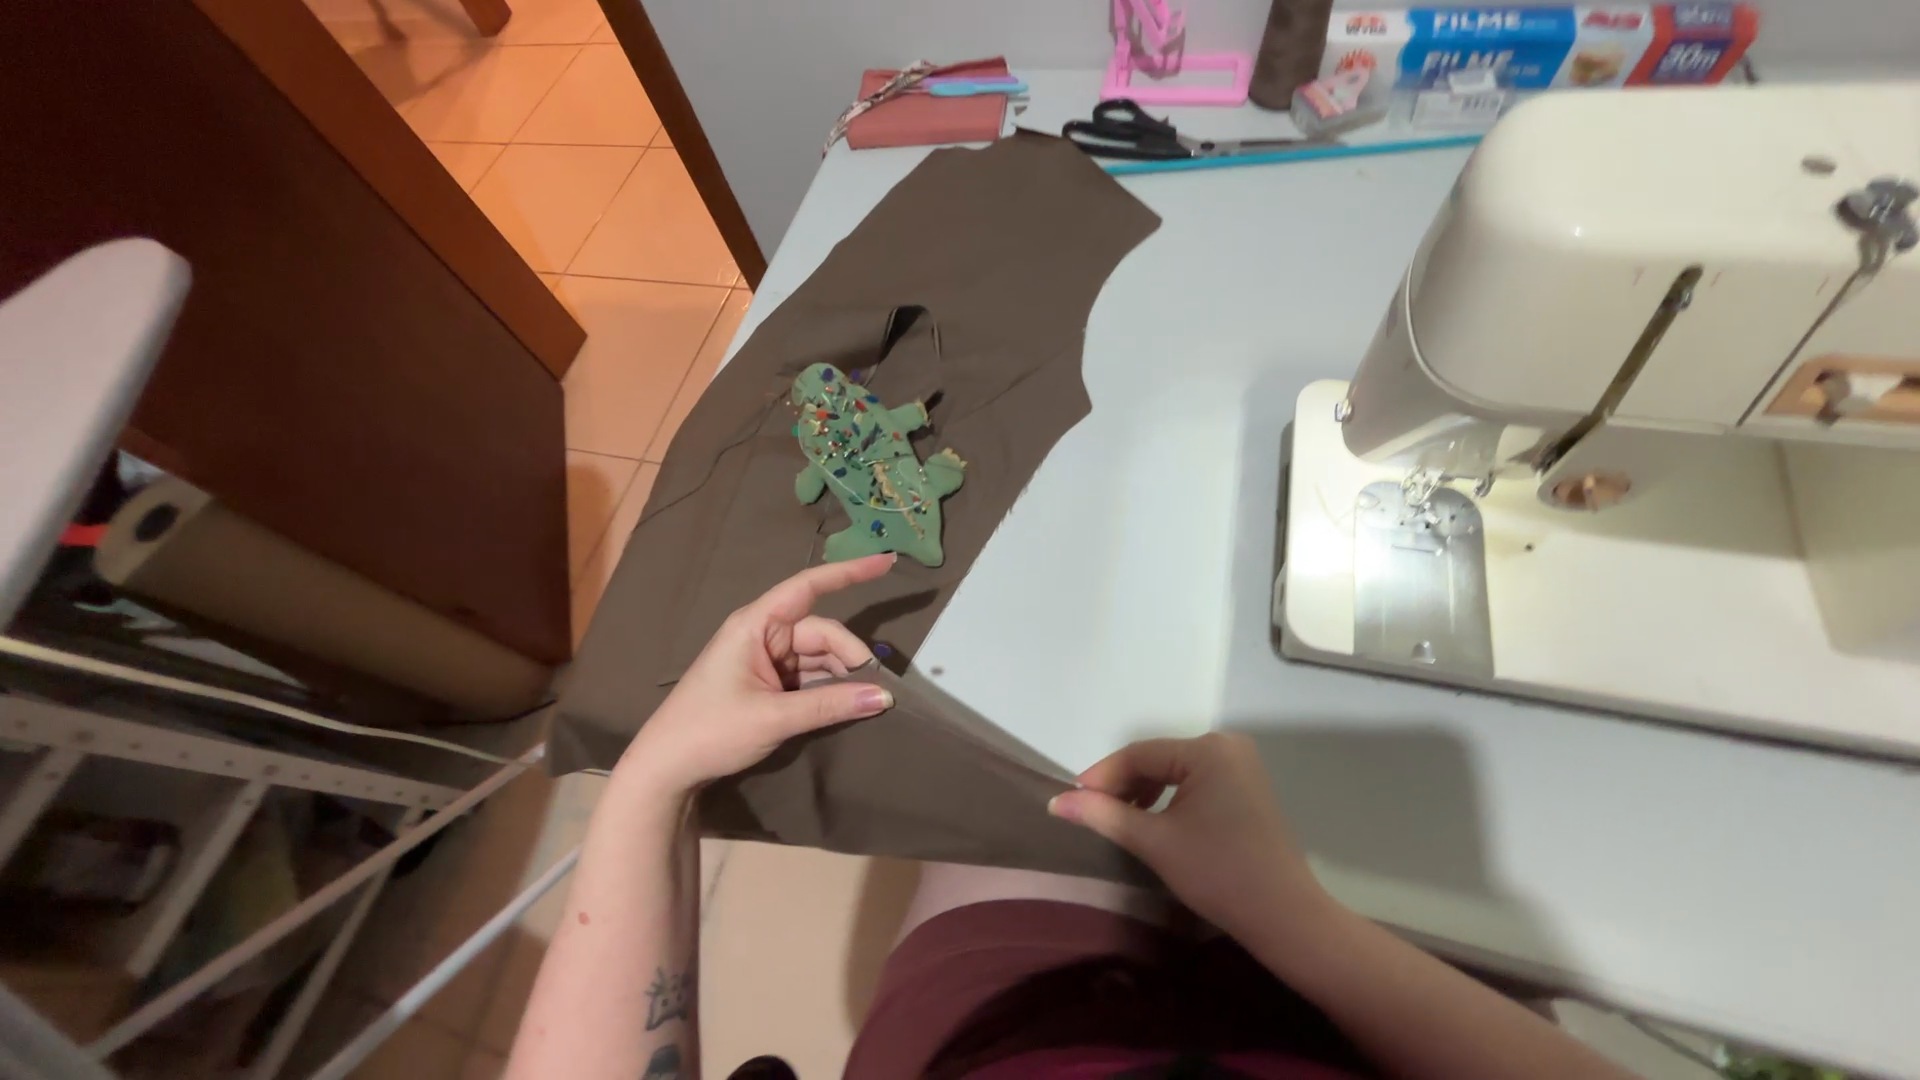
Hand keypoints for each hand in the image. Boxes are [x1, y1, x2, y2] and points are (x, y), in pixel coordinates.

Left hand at [619, 554, 895, 796]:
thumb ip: (831, 705)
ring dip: (842, 675)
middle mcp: (763, 635)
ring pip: (819, 657)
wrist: (667, 770)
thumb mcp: (774, 718)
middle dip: (849, 656)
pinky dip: (829, 689)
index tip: (886, 562)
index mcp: (756, 625)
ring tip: (868, 701)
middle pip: (822, 632)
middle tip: (877, 690)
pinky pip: (810, 677)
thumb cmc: (710, 731)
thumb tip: (884, 696)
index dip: (849, 573)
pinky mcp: (769, 684)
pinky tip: (848, 705)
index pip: (808, 586)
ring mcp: (766, 660)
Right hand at [1048, 734, 1331, 938]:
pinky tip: (1153, 823)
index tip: (1071, 800)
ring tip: (1117, 820)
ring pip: (1174, 773)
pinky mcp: (1246, 789)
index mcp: (1208, 750)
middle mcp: (1227, 747)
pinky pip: (1194, 784)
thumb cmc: (1219, 873)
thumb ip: (1104, 814)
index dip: (1101, 776)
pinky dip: (1168, 800)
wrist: (1286, 918)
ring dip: (1143, 793)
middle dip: (1122, 785)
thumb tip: (1055, 801)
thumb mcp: (1155, 842)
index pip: (1139, 754)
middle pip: (1156, 760)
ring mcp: (1240, 768)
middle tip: (1092, 813)